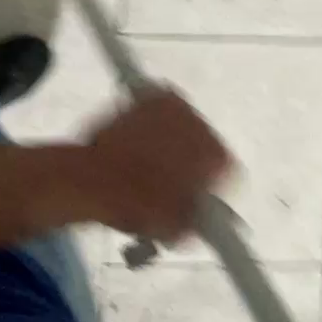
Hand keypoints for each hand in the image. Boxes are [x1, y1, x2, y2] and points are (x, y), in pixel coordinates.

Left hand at [76, 88, 231, 241]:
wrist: (95, 176)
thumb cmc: (138, 207)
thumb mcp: (177, 229)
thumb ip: (198, 218)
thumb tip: (201, 214)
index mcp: (218, 157)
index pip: (226, 170)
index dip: (208, 183)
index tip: (190, 193)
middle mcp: (203, 125)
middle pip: (204, 141)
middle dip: (189, 157)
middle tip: (166, 177)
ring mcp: (175, 104)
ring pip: (182, 123)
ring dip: (171, 137)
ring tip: (146, 158)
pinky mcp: (149, 92)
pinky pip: (159, 106)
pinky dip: (153, 117)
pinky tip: (138, 136)